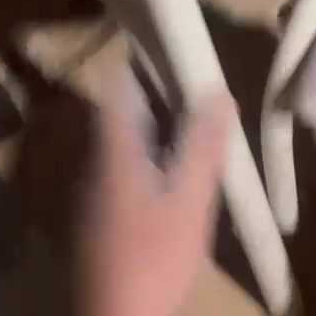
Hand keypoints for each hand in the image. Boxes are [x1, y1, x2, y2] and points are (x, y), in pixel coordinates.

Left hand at [76, 79, 232, 315]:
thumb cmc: (152, 262)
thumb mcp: (188, 201)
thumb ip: (203, 145)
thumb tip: (219, 92)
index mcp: (113, 153)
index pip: (119, 89)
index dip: (144, 65)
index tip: (177, 53)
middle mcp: (97, 168)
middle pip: (123, 116)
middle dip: (159, 97)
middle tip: (199, 89)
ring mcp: (96, 199)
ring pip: (126, 148)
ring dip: (158, 131)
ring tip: (198, 128)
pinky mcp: (102, 226)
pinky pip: (127, 175)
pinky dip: (153, 163)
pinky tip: (179, 181)